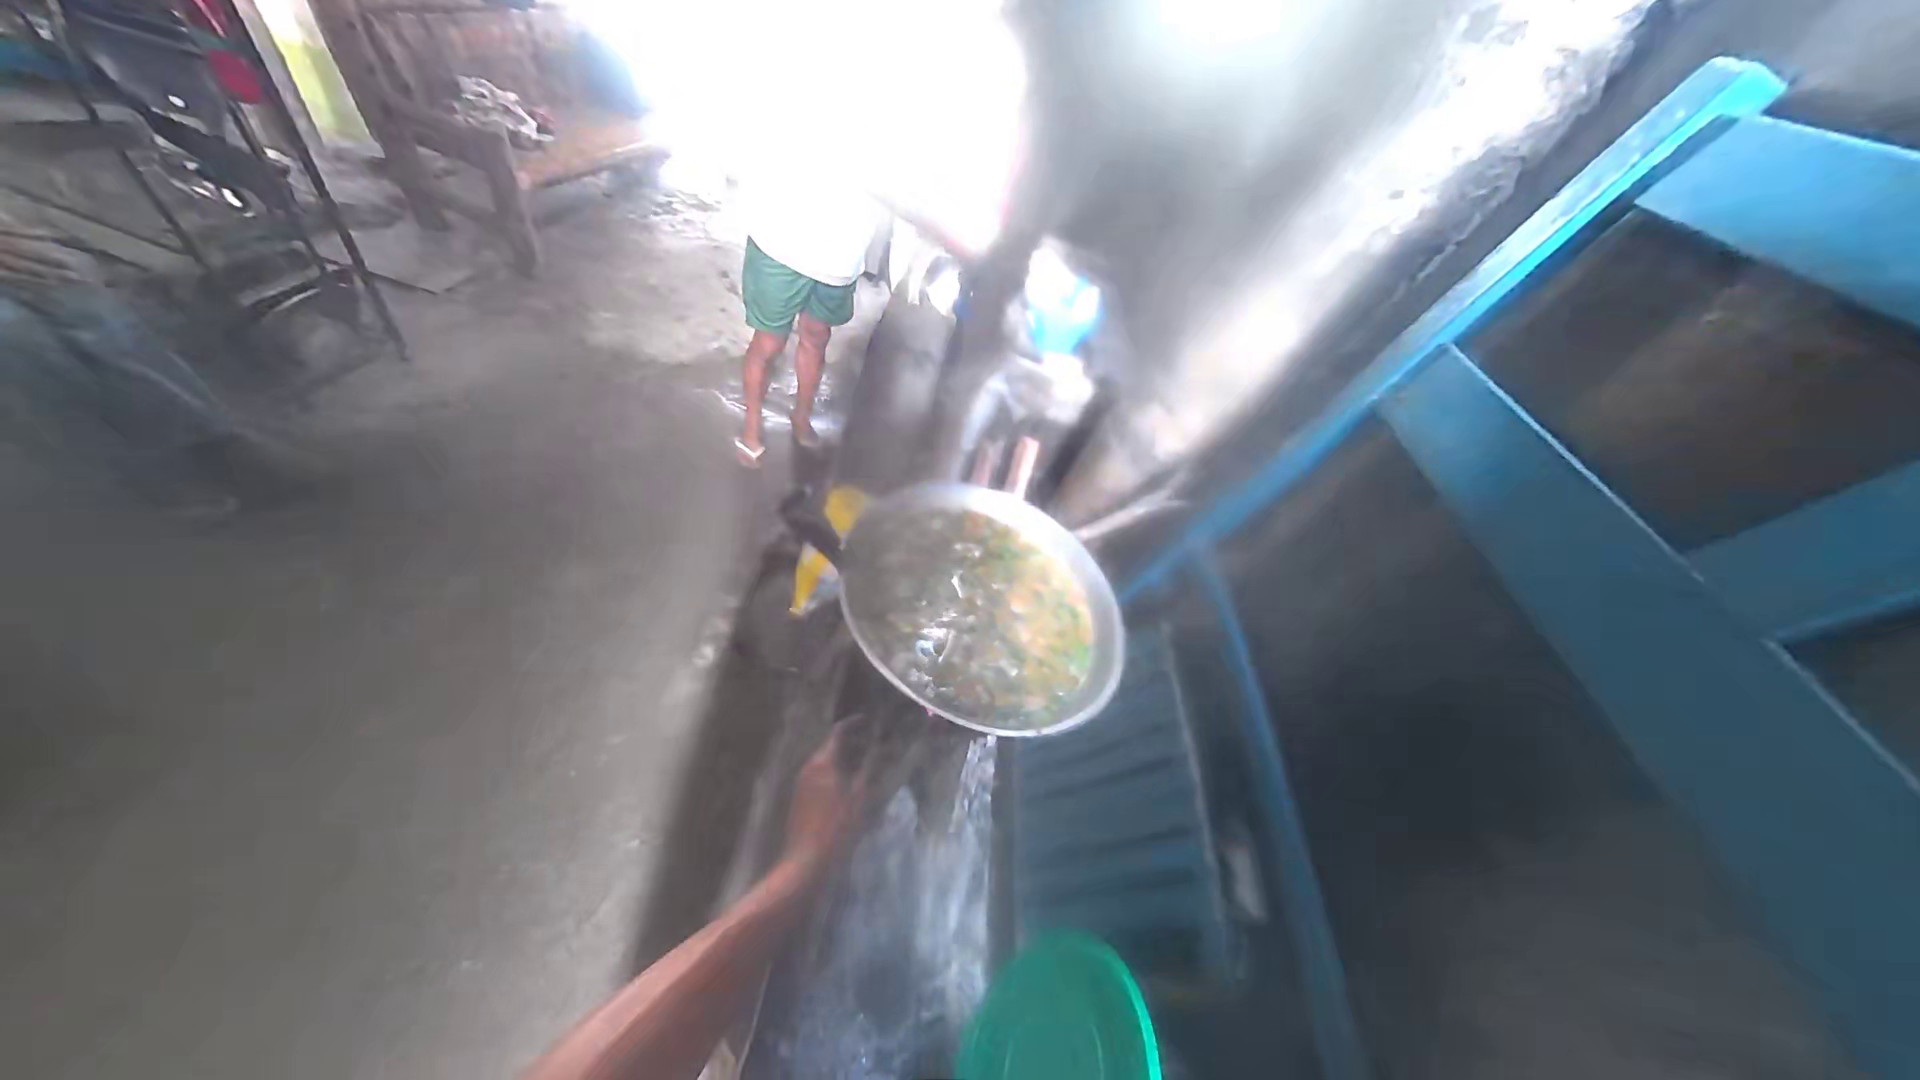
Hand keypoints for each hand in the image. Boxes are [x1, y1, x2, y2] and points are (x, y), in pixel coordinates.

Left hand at [782, 723, 865, 874]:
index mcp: (822, 762)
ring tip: (867, 766)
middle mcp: (808, 768)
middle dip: (853, 743)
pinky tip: (851, 789)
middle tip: (874, 745)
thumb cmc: (837, 827)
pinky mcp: (800, 801)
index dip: (855, 724)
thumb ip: (872, 769)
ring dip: (845, 760)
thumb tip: (884, 748)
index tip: (871, 721)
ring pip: (826, 763)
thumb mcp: (861, 797)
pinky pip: (820, 778)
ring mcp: (801, 785)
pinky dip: (836, 774)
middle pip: (831, 746)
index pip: (838, 732)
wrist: (805, 864)